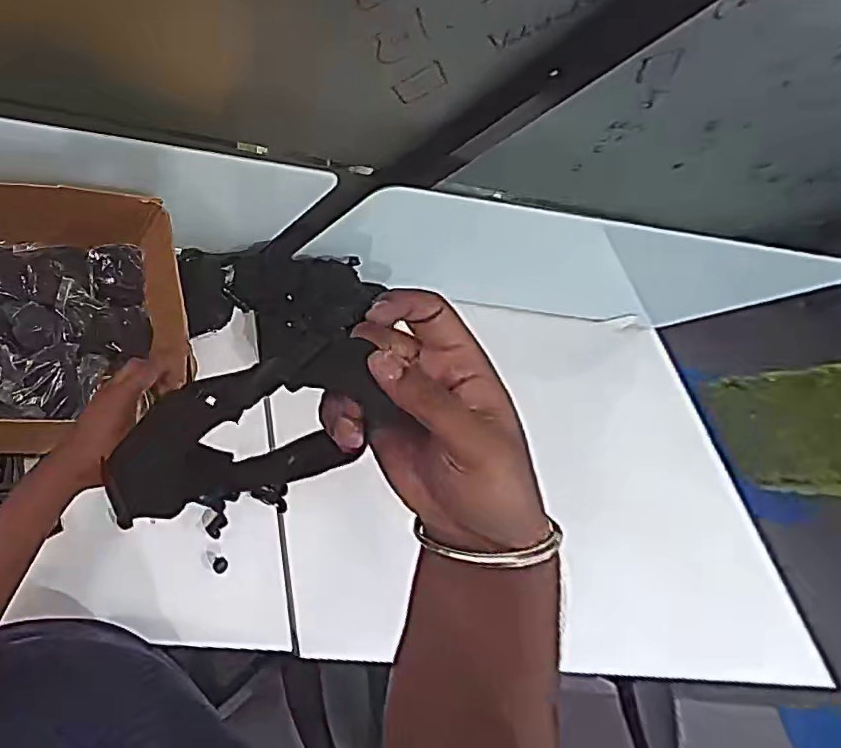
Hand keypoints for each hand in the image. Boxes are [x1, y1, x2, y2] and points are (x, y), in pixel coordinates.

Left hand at [38, 358, 165, 497]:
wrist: (72, 465)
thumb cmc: (97, 456)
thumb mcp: (136, 440)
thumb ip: (153, 420)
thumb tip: (168, 414)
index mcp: (122, 393)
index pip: (148, 368)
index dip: (166, 371)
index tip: (175, 380)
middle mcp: (110, 390)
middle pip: (137, 365)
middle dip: (155, 372)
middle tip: (167, 386)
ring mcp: (101, 395)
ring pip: (126, 374)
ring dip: (142, 380)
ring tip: (156, 396)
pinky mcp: (96, 404)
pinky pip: (117, 386)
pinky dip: (131, 390)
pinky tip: (137, 408)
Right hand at [321, 290, 548, 551]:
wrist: (478, 537)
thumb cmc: (502, 489)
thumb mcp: (475, 441)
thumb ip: (429, 399)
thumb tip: (386, 361)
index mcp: (461, 366)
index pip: (430, 314)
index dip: (400, 303)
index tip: (374, 314)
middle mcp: (427, 376)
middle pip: (381, 336)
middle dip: (359, 350)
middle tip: (359, 376)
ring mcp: (400, 398)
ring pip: (356, 368)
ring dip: (344, 387)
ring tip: (353, 416)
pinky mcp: (379, 421)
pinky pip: (346, 403)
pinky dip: (338, 415)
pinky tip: (351, 434)